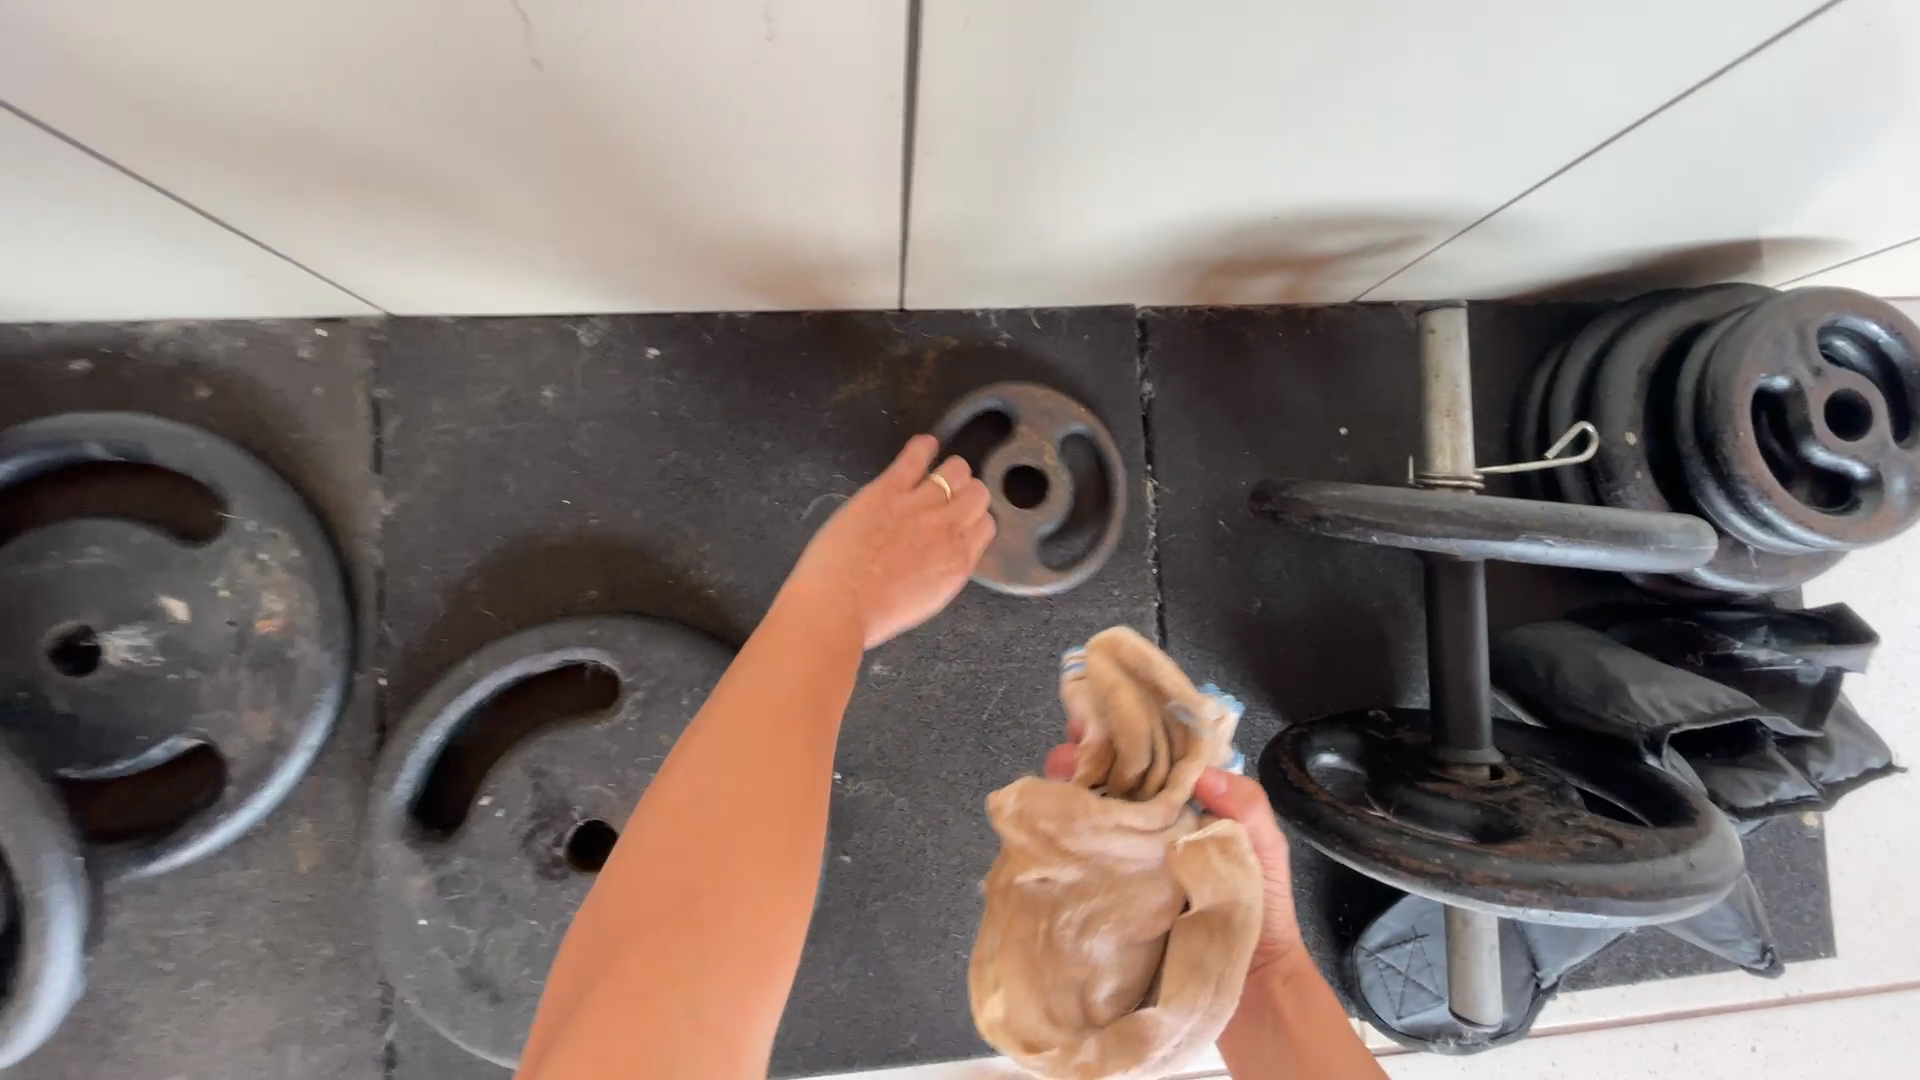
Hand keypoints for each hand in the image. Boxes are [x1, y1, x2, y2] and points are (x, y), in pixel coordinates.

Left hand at [785, 435, 995, 648]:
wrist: (837, 607)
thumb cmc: (874, 614)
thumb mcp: (927, 600)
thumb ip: (944, 570)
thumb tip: (947, 551)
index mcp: (958, 561)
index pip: (985, 524)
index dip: (974, 519)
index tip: (961, 519)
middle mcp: (947, 529)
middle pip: (978, 493)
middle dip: (967, 492)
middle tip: (949, 496)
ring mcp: (919, 505)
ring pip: (956, 470)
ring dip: (950, 470)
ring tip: (937, 473)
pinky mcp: (887, 490)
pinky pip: (915, 457)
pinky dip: (923, 447)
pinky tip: (925, 446)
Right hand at [1043, 747, 1302, 975]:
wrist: (1252, 990)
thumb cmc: (1260, 912)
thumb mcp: (1264, 849)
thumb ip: (1246, 806)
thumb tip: (1202, 774)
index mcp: (1184, 808)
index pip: (1148, 760)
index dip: (1122, 737)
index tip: (1097, 719)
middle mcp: (1149, 828)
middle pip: (1109, 782)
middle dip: (1083, 759)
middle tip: (1066, 754)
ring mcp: (1125, 860)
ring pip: (1089, 814)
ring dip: (1068, 792)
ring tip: (1055, 781)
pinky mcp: (1110, 893)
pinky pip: (1082, 858)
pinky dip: (1064, 839)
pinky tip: (1051, 826)